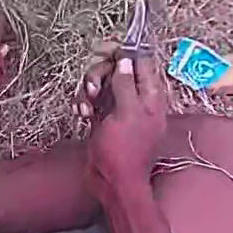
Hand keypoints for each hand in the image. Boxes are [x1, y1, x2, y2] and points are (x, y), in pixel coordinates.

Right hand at [86, 46, 167, 189]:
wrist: (112, 182)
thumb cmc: (124, 151)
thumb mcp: (127, 114)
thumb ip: (127, 85)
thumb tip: (126, 60)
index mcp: (150, 96)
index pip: (141, 61)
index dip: (123, 52)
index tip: (103, 50)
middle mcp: (135, 99)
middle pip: (117, 69)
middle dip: (100, 74)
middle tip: (93, 87)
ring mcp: (118, 108)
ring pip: (101, 83)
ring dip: (89, 90)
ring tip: (87, 105)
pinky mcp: (102, 117)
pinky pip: (92, 99)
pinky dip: (84, 103)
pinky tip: (82, 114)